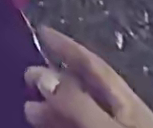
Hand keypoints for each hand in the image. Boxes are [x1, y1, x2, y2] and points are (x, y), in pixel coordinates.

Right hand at [24, 26, 152, 127]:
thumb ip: (77, 103)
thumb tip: (42, 75)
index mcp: (126, 104)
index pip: (93, 66)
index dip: (67, 47)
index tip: (42, 32)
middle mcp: (120, 119)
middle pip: (84, 91)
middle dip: (54, 81)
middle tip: (26, 77)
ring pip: (78, 118)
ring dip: (53, 111)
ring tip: (28, 111)